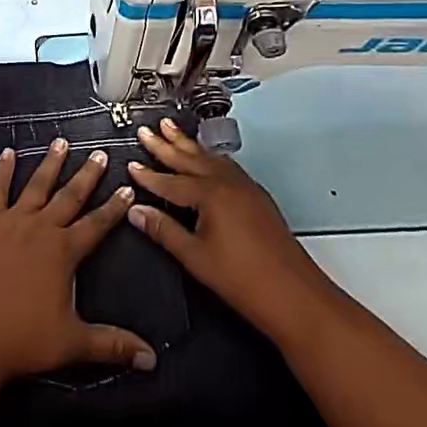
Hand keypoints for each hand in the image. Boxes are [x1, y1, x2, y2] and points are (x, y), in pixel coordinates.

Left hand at [0, 138, 154, 380]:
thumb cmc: (22, 338)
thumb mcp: (73, 343)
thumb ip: (113, 345)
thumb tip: (152, 358)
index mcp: (64, 251)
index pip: (97, 224)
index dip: (114, 207)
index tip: (128, 188)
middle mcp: (42, 228)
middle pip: (70, 196)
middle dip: (87, 175)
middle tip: (99, 154)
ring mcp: (12, 222)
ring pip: (37, 186)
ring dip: (51, 163)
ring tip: (61, 142)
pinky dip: (3, 171)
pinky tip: (7, 153)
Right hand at [126, 118, 334, 337]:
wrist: (294, 296)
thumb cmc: (247, 281)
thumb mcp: (195, 257)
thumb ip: (164, 230)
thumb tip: (138, 212)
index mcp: (211, 195)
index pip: (170, 181)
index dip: (148, 174)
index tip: (132, 165)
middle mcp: (230, 184)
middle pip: (190, 159)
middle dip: (166, 144)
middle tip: (149, 130)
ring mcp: (247, 188)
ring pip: (211, 158)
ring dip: (189, 145)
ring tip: (173, 131)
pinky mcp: (258, 198)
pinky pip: (228, 166)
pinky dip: (210, 158)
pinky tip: (207, 159)